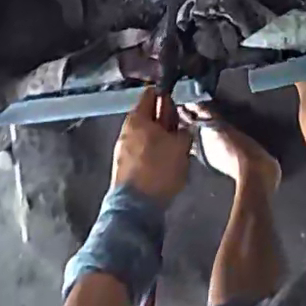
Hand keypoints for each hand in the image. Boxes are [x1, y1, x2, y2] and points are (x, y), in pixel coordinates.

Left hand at [111, 87, 192, 207]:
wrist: (136, 211)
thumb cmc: (158, 169)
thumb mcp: (181, 145)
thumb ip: (183, 130)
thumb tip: (181, 128)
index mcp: (136, 118)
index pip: (151, 94)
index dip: (167, 94)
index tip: (181, 98)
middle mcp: (126, 131)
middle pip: (149, 115)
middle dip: (166, 118)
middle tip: (182, 124)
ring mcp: (122, 151)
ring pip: (147, 135)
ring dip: (161, 136)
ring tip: (178, 145)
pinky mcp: (124, 169)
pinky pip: (143, 151)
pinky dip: (154, 151)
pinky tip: (167, 161)